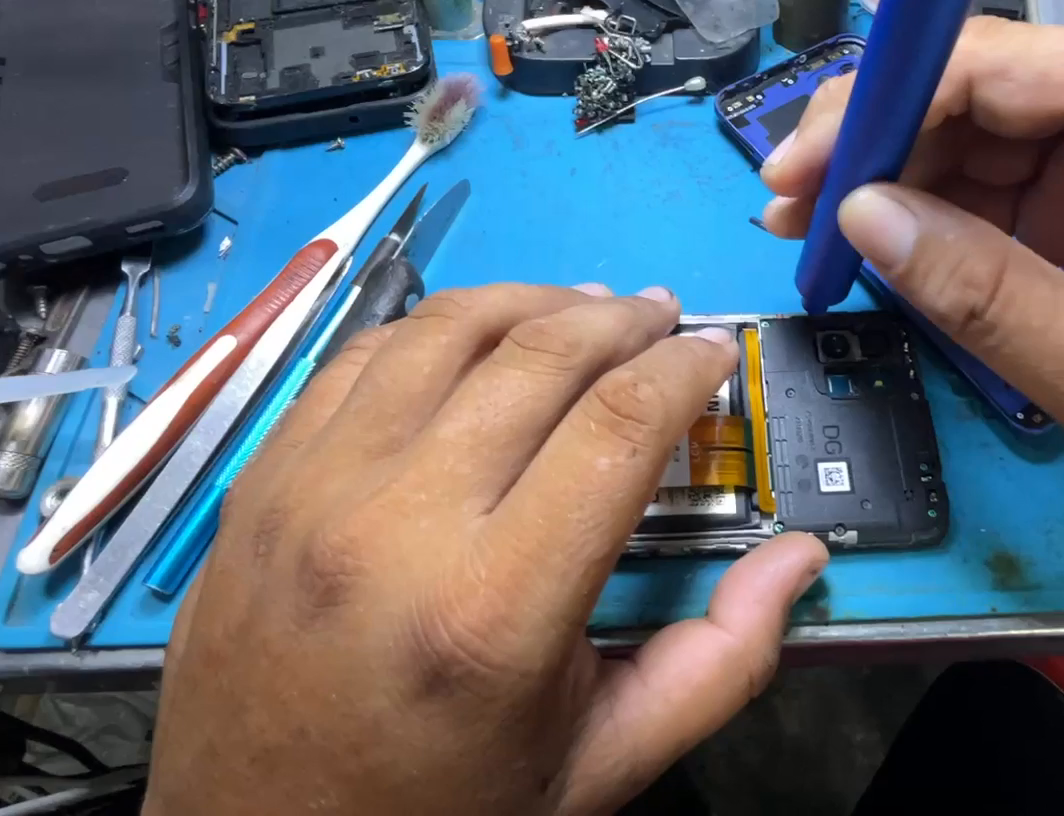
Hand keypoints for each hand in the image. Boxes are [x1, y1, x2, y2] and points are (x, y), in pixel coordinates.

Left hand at [145, 284, 828, 814]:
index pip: (618, 426)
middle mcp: (396, 527)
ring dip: (535, 298)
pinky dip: (443, 325)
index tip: (712, 355)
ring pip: (447, 329)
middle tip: (662, 317)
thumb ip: (723, 659)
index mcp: (495, 610)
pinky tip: (483, 336)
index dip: (684, 369)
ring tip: (586, 306)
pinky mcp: (263, 476)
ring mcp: (313, 489)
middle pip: (538, 357)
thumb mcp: (606, 758)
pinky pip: (366, 353)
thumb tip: (800, 555)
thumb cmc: (448, 807)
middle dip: (623, 321)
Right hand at [762, 0, 1063, 562]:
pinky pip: (969, 161)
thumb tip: (863, 214)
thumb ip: (994, 303)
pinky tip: (850, 229)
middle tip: (789, 179)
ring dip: (873, 153)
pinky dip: (901, 191)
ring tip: (802, 216)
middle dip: (878, 104)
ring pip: (965, 105)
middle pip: (996, 53)